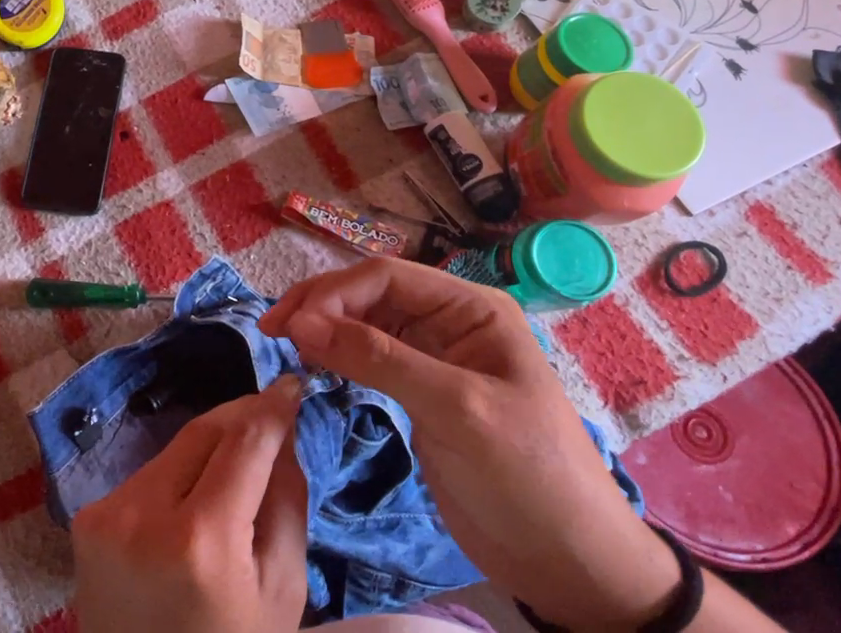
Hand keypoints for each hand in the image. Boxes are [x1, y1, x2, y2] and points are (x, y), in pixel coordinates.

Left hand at [71, 376, 308, 632]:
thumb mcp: (281, 591)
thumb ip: (285, 504)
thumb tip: (283, 436)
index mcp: (201, 539)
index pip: (242, 443)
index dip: (271, 408)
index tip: (294, 386)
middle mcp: (143, 512)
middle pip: (201, 433)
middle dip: (241, 417)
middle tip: (273, 412)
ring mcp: (106, 512)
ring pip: (172, 451)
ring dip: (209, 447)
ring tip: (240, 464)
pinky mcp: (86, 516)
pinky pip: (146, 476)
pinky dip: (177, 476)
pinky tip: (196, 496)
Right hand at [259, 259, 679, 631]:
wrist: (568, 563)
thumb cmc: (526, 475)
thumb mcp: (455, 409)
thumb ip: (378, 360)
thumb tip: (300, 323)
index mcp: (472, 309)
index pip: (387, 277)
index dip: (333, 293)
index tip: (289, 326)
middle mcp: (450, 323)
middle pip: (370, 295)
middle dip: (321, 306)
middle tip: (272, 331)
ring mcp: (434, 359)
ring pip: (364, 325)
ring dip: (324, 330)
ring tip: (285, 347)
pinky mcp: (420, 395)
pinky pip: (369, 360)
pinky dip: (336, 359)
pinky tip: (313, 367)